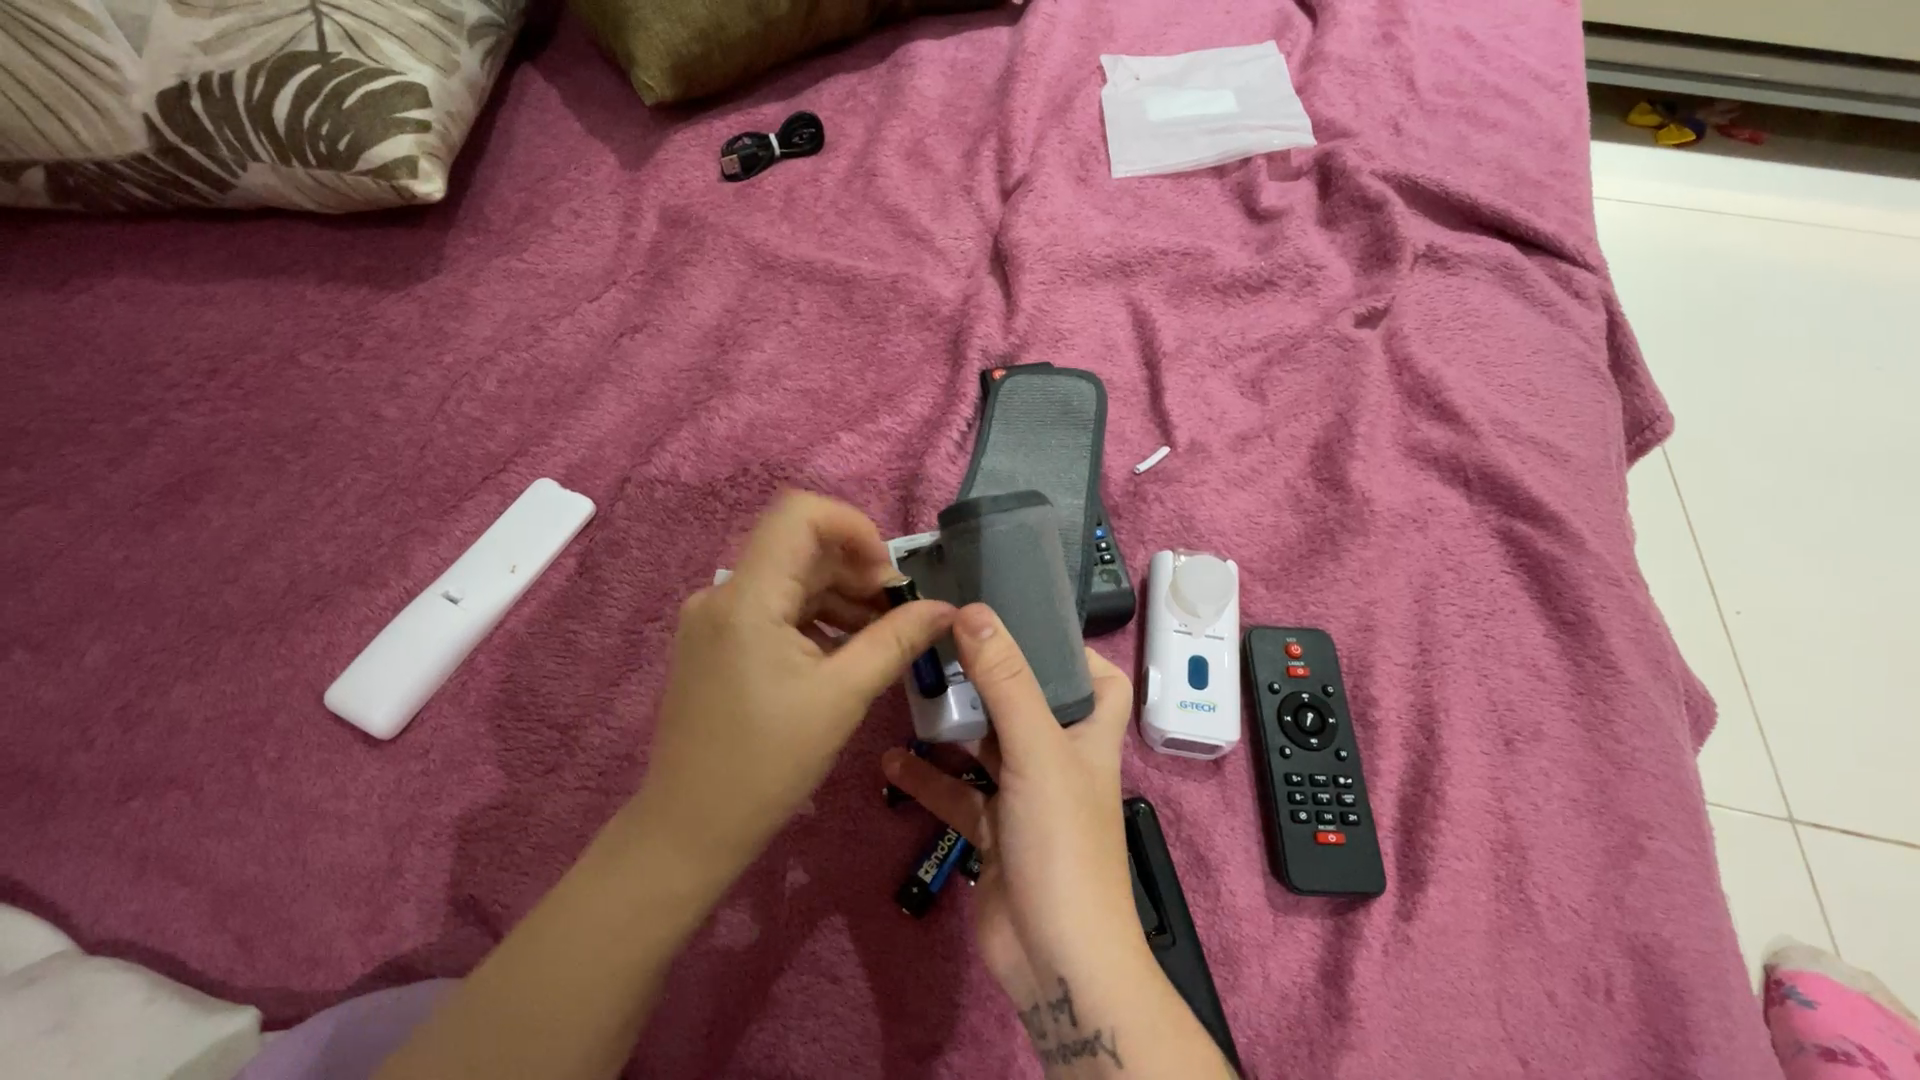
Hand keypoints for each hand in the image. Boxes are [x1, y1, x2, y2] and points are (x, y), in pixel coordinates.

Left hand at [632, 491, 955, 879]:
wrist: (690, 827)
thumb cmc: (768, 764)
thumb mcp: (843, 698)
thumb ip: (896, 641)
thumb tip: (945, 608)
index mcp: (747, 598)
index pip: (800, 514)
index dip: (854, 527)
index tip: (889, 574)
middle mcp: (721, 594)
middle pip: (799, 549)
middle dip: (856, 571)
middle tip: (900, 615)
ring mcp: (713, 619)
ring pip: (788, 580)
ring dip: (840, 597)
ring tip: (882, 638)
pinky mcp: (714, 644)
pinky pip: (772, 610)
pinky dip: (814, 620)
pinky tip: (846, 654)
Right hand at [880, 604, 1147, 1003]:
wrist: (1057, 957)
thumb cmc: (1062, 841)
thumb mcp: (1037, 750)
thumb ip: (1007, 681)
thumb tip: (974, 611)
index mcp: (1090, 736)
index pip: (1100, 681)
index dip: (1073, 651)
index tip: (1021, 622)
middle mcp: (1060, 761)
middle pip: (1029, 706)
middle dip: (992, 679)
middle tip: (943, 644)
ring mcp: (1024, 799)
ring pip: (985, 749)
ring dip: (952, 725)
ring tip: (910, 691)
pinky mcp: (992, 834)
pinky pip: (957, 795)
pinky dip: (928, 779)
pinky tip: (890, 763)